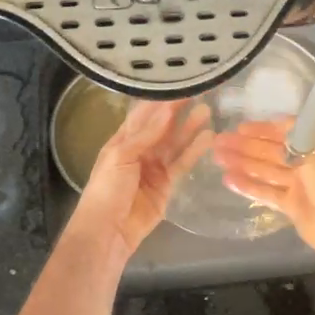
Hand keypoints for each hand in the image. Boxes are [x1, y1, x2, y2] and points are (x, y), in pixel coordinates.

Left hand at [73, 99, 212, 255]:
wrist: (108, 231)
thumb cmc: (106, 190)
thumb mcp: (121, 156)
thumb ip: (146, 134)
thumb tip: (167, 110)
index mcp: (122, 139)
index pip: (144, 114)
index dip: (162, 100)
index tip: (180, 84)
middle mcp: (140, 149)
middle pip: (163, 126)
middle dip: (179, 111)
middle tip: (199, 93)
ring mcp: (155, 167)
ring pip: (175, 142)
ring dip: (189, 128)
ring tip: (207, 111)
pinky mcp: (167, 183)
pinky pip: (182, 163)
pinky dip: (194, 151)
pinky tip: (208, 138)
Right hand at [212, 119, 314, 261]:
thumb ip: (295, 133)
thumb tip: (277, 123)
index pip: (286, 131)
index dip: (263, 128)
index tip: (240, 126)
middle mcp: (308, 162)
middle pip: (272, 150)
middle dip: (246, 145)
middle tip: (218, 141)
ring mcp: (299, 185)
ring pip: (266, 170)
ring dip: (242, 163)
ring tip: (217, 157)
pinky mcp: (291, 205)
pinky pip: (267, 192)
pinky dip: (248, 185)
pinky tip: (228, 179)